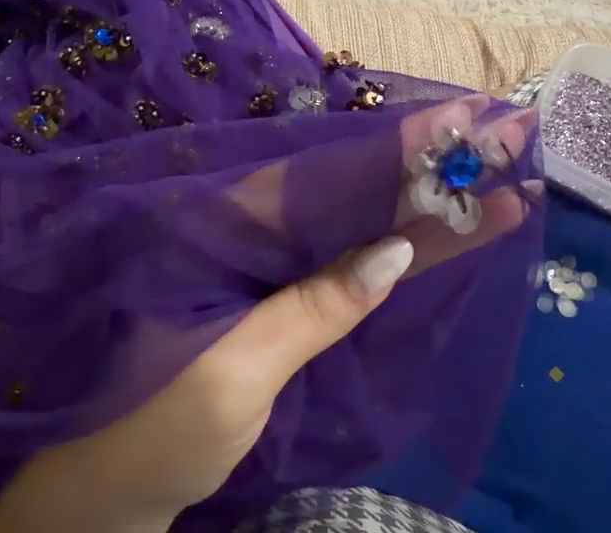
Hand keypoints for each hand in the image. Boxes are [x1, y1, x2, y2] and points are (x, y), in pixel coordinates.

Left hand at [0, 98, 535, 532]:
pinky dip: (391, 250)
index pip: (321, 174)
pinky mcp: (274, 301)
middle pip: (345, 191)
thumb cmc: (155, 426)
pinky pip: (340, 263)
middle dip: (422, 166)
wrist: (109, 489)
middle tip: (501, 138)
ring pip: (351, 224)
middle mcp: (244, 231)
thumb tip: (396, 250)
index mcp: (220, 226)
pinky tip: (436, 234)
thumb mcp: (235, 370)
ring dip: (419, 204)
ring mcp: (261, 267)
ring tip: (491, 178)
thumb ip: (312, 307)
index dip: (395, 148)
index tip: (463, 121)